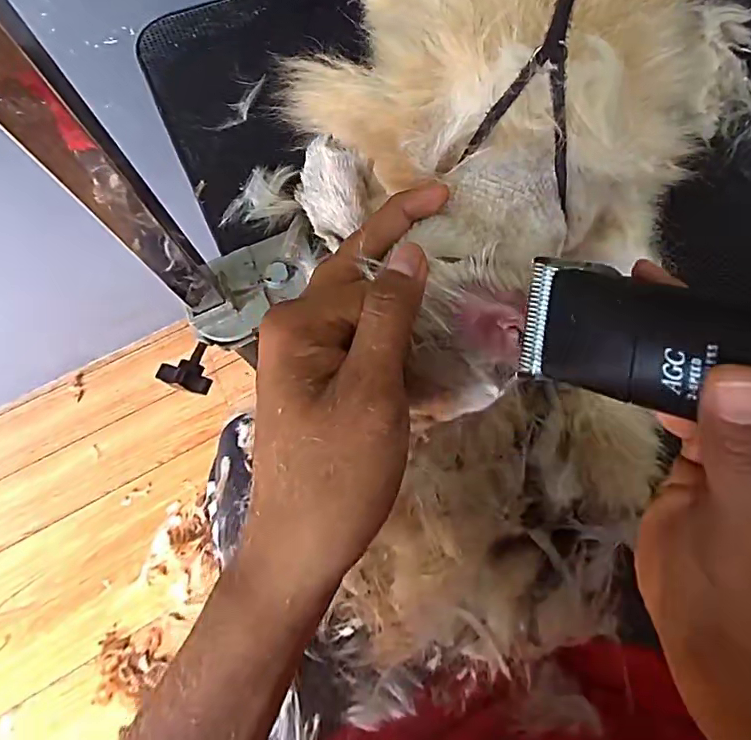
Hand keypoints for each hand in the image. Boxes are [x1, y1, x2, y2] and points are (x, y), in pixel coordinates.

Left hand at [237, 183, 448, 599]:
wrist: (297, 555)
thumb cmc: (336, 477)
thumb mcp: (372, 391)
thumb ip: (389, 315)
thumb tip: (409, 251)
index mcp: (299, 323)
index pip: (365, 268)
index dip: (407, 234)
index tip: (446, 196)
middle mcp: (296, 329)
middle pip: (360, 275)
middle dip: (404, 251)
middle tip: (446, 212)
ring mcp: (306, 356)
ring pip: (368, 310)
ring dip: (410, 303)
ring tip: (454, 292)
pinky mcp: (321, 380)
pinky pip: (366, 343)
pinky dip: (401, 341)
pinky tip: (432, 346)